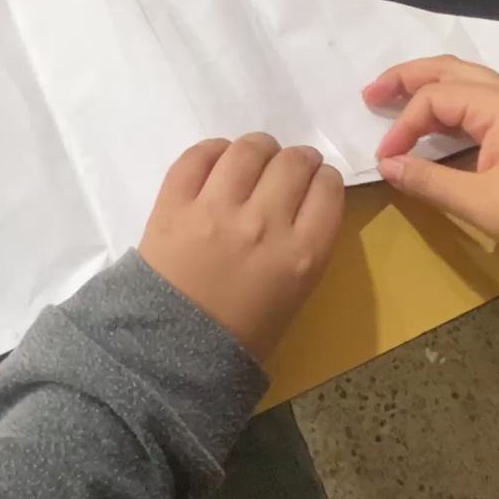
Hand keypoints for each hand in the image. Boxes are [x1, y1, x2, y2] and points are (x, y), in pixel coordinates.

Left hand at [138, 134, 345, 361]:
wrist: (170, 351)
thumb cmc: (239, 332)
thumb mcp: (295, 294)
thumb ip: (306, 243)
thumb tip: (303, 197)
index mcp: (301, 255)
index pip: (328, 189)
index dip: (325, 178)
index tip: (316, 182)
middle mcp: (263, 223)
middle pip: (293, 162)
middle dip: (298, 159)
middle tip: (288, 167)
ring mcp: (215, 208)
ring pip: (248, 149)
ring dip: (259, 147)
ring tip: (255, 157)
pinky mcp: (174, 202)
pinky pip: (198, 155)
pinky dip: (213, 150)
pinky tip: (219, 160)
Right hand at [364, 56, 498, 260]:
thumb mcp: (482, 203)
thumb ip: (429, 181)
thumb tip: (386, 165)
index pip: (434, 99)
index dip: (402, 126)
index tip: (384, 159)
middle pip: (449, 70)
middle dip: (406, 78)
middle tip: (370, 93)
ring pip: (467, 81)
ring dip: (429, 86)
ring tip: (396, 98)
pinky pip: (481, 100)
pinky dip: (451, 103)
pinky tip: (438, 122)